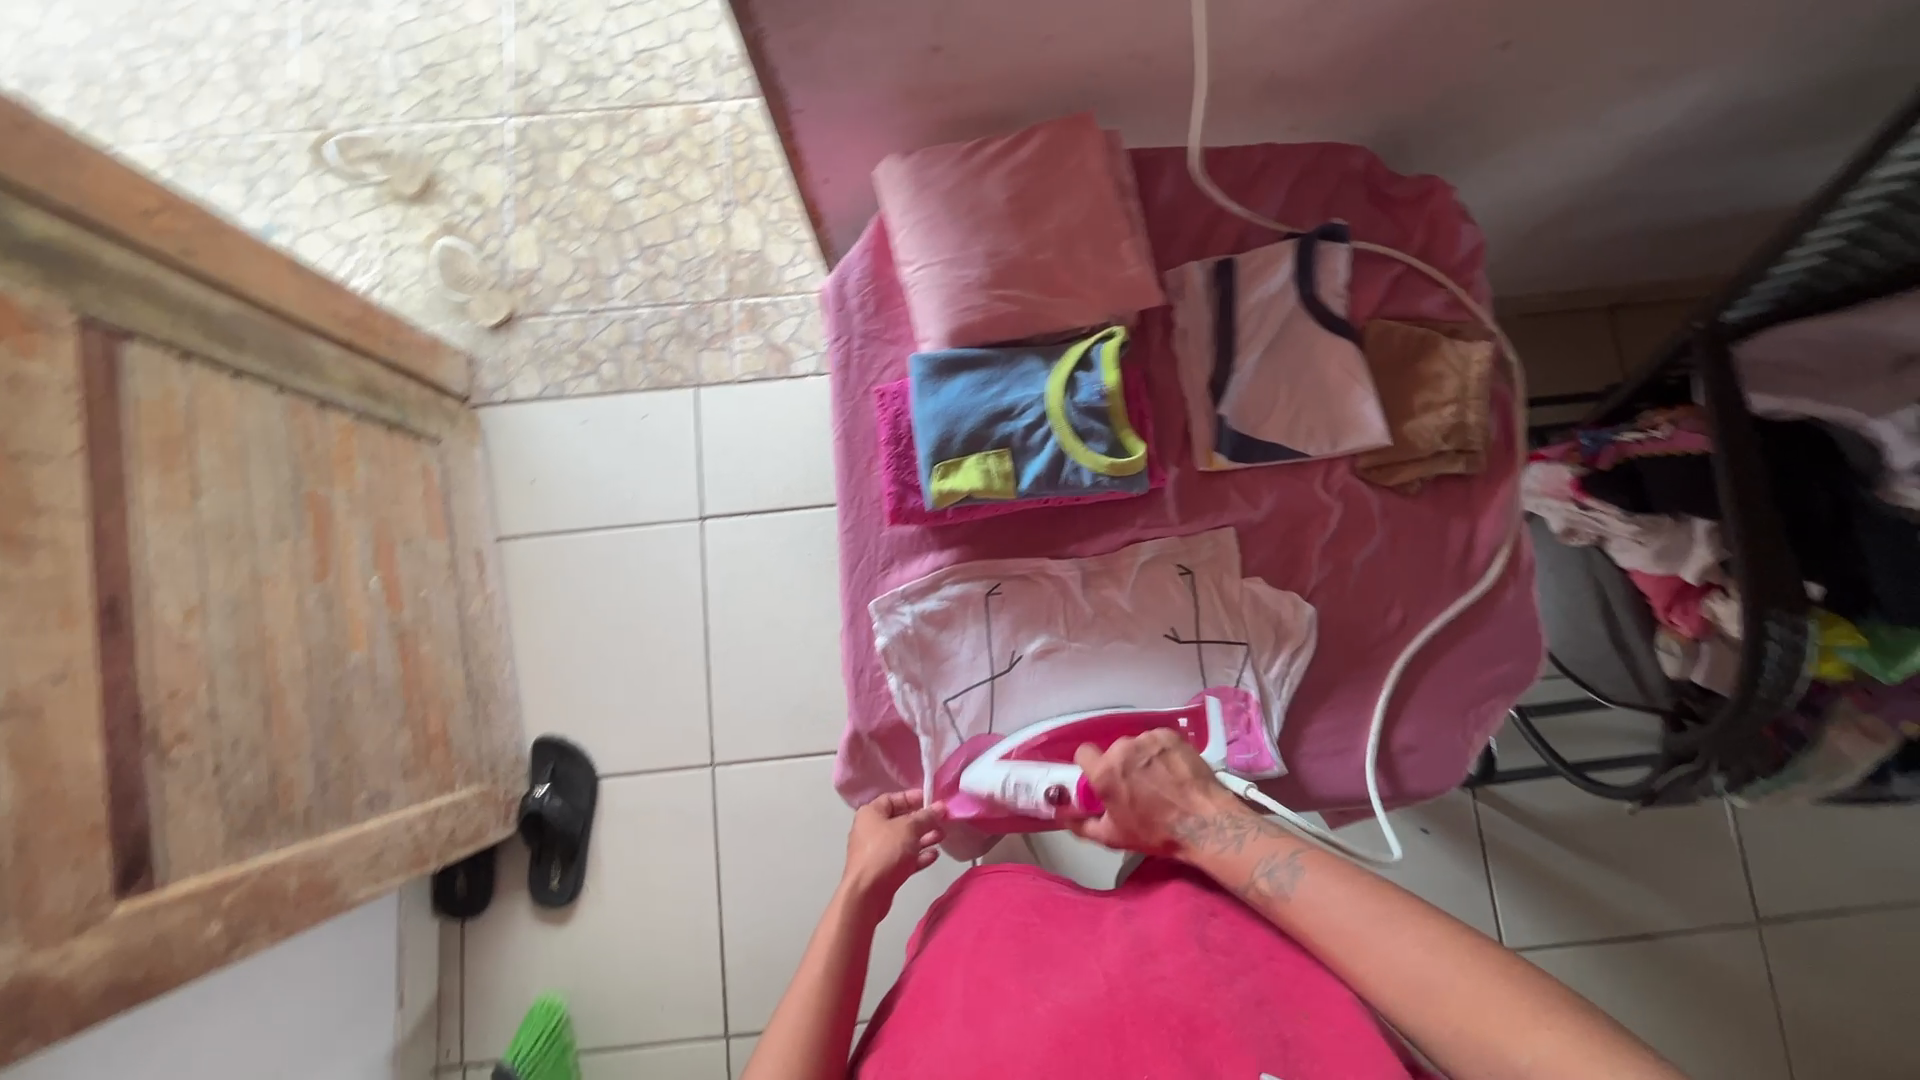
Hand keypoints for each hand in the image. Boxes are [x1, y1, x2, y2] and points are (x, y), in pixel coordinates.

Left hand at [840, 789, 946, 920]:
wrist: (867, 894)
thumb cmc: (885, 852)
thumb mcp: (908, 829)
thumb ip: (926, 817)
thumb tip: (940, 807)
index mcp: (871, 814)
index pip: (893, 798)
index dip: (913, 797)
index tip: (933, 800)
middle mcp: (872, 830)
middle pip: (901, 820)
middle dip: (923, 821)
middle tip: (943, 820)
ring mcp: (878, 852)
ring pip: (905, 841)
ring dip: (924, 838)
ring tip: (942, 837)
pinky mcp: (885, 871)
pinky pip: (904, 859)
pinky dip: (918, 856)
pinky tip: (934, 856)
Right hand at [1068, 729, 1244, 855]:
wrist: (1206, 823)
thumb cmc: (1157, 833)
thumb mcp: (1114, 837)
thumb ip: (1083, 826)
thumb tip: (1065, 817)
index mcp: (1104, 772)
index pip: (1083, 753)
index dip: (1090, 766)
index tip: (1102, 778)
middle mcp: (1122, 749)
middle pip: (1113, 752)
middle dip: (1121, 766)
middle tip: (1137, 786)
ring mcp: (1148, 740)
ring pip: (1136, 746)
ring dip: (1142, 759)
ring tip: (1160, 780)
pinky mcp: (1170, 736)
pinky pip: (1157, 740)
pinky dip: (1161, 752)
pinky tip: (1173, 769)